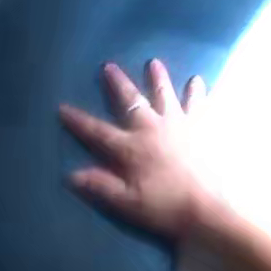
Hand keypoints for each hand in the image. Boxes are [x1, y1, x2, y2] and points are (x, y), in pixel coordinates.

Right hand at [59, 60, 227, 241]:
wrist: (209, 207)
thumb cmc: (165, 207)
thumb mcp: (127, 203)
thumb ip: (100, 185)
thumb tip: (71, 174)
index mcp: (131, 147)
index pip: (97, 131)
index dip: (78, 120)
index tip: (62, 107)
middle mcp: (152, 128)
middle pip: (131, 101)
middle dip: (118, 83)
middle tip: (109, 66)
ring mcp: (178, 124)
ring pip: (165, 94)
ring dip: (158, 78)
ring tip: (154, 62)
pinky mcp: (201, 127)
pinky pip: (199, 104)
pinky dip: (198, 92)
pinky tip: (199, 81)